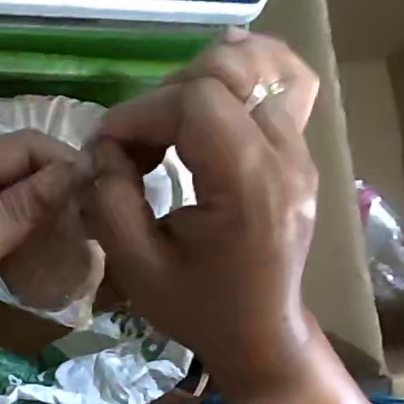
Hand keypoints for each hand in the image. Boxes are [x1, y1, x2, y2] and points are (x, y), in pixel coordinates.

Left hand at [0, 131, 86, 355]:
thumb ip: (19, 209)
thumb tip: (75, 169)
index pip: (24, 146)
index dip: (64, 163)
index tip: (99, 196)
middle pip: (24, 170)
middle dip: (60, 191)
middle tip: (94, 226)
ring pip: (20, 199)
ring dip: (50, 216)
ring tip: (81, 243)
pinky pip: (8, 227)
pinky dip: (31, 237)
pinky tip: (53, 257)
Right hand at [85, 31, 323, 395]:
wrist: (259, 335)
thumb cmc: (197, 309)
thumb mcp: (137, 268)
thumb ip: (111, 201)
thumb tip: (103, 151)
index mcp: (248, 186)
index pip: (194, 101)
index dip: (138, 112)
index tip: (105, 147)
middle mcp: (285, 156)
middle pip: (225, 74)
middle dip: (161, 99)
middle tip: (133, 147)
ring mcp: (300, 151)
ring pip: (259, 68)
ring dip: (196, 83)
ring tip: (165, 124)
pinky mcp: (298, 153)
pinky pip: (282, 85)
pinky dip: (242, 75)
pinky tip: (212, 86)